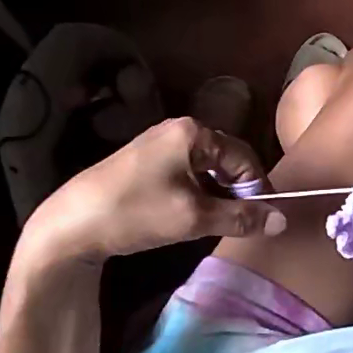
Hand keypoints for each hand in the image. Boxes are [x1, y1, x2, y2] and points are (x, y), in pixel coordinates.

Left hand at [20, 117, 285, 268]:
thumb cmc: (136, 213)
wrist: (71, 223)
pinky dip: (194, 192)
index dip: (257, 189)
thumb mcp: (194, 218)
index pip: (244, 156)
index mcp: (193, 132)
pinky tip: (185, 215)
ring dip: (215, 194)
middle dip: (235, 191)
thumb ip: (240, 217)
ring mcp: (157, 142)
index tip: (262, 220)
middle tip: (236, 223)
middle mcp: (177, 128)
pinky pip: (183, 170)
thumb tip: (282, 220)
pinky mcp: (142, 159)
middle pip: (225, 159)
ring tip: (211, 223)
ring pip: (204, 167)